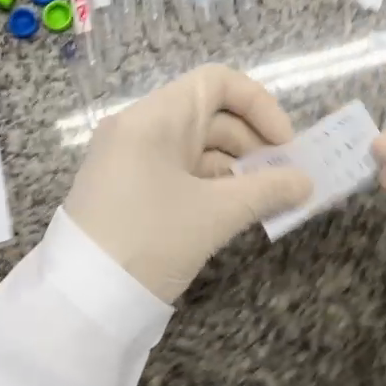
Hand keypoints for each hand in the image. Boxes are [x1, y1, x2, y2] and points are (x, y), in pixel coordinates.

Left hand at [63, 64, 313, 302]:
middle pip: (209, 114)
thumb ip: (266, 191)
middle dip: (253, 143)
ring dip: (236, 167)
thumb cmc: (149, 241)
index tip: (285, 145)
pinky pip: (178, 171)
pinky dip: (211, 184)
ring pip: (196, 146)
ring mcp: (130, 158)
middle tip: (286, 179)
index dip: (258, 105)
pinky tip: (236, 211)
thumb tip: (304, 182)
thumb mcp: (214, 215)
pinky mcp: (127, 188)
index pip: (217, 82)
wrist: (80, 302)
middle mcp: (140, 127)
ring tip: (268, 200)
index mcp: (155, 117)